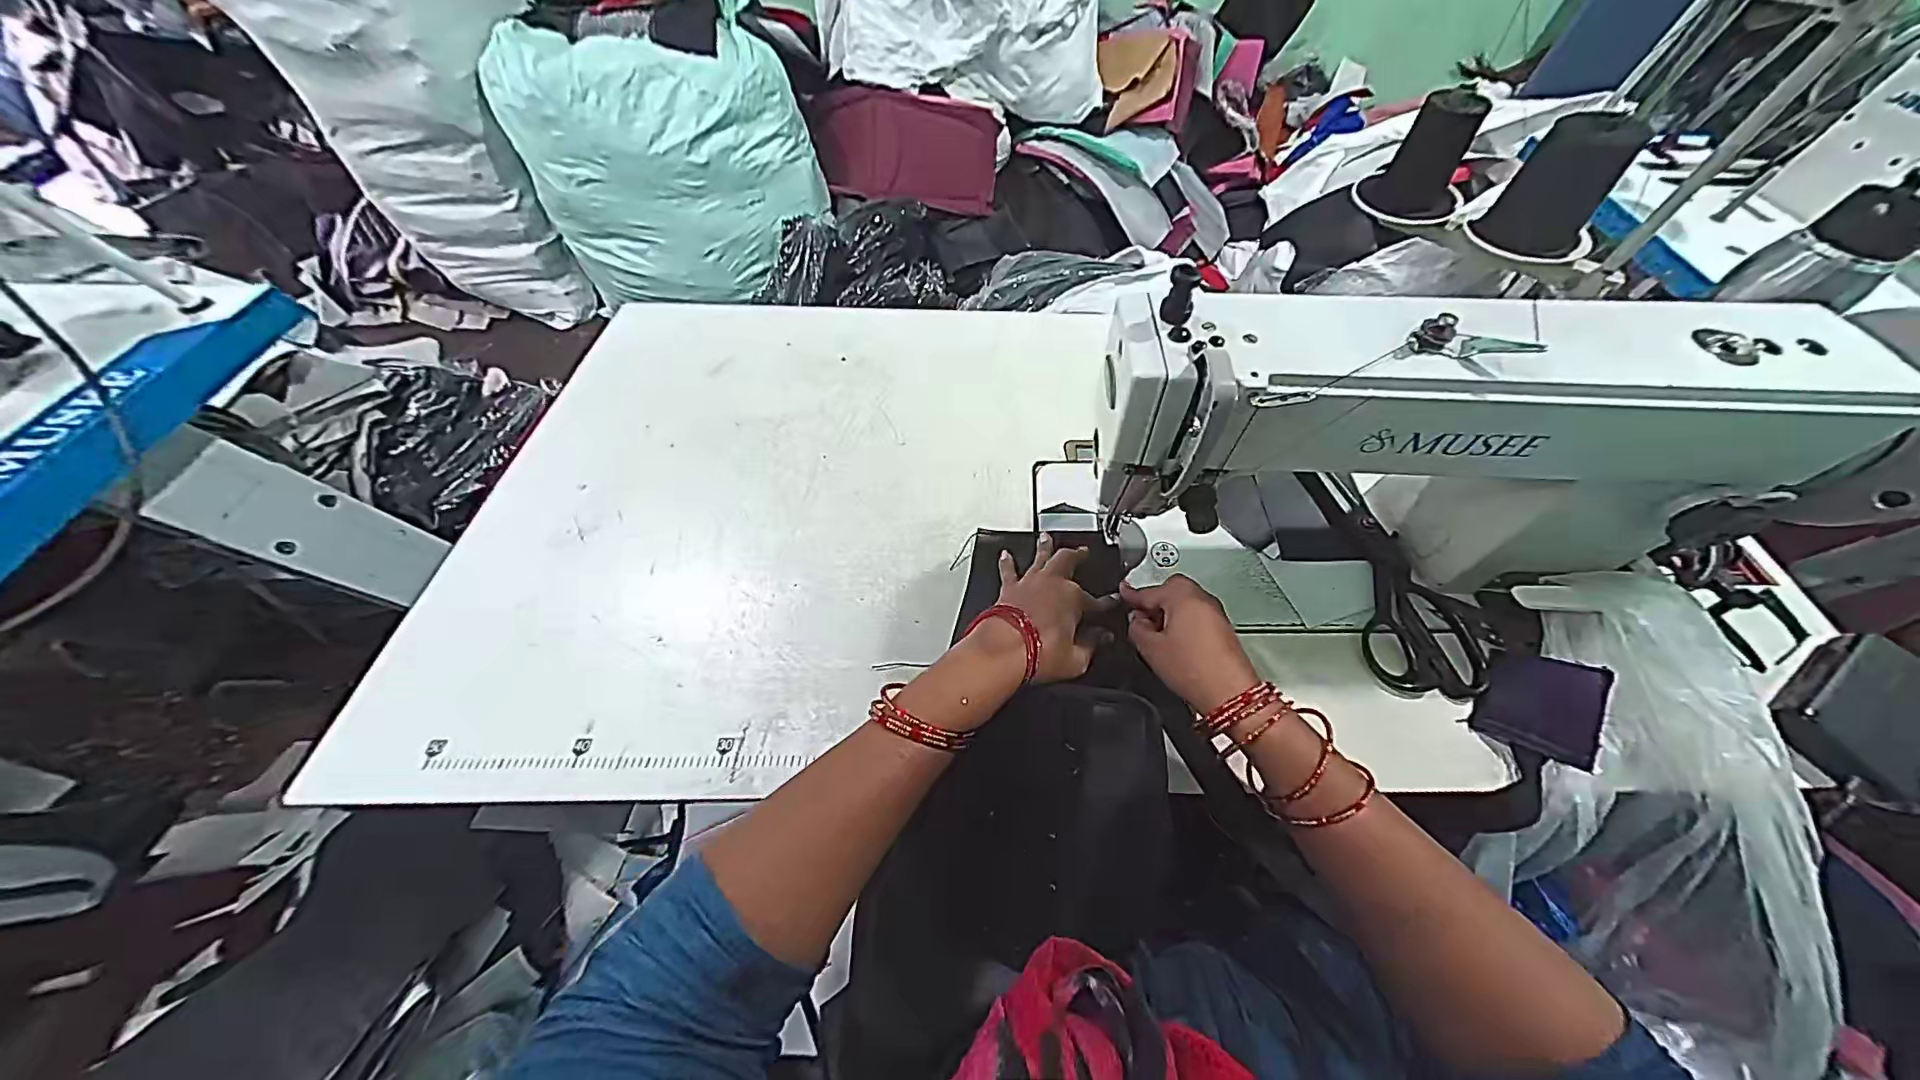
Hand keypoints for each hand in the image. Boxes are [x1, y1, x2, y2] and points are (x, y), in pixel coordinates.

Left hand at [979, 534, 1112, 682]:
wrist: (1003, 650)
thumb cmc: (1038, 653)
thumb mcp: (1075, 658)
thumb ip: (1090, 645)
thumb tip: (1099, 639)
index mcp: (1074, 599)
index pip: (1097, 602)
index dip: (1107, 604)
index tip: (1112, 604)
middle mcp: (1052, 584)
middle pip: (1068, 561)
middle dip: (1077, 555)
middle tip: (1082, 551)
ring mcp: (1030, 583)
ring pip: (1040, 557)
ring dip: (1045, 547)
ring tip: (1046, 538)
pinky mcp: (1008, 589)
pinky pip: (1008, 571)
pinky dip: (1007, 562)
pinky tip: (1005, 555)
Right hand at [1121, 574, 1259, 711]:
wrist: (1229, 693)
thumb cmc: (1196, 670)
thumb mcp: (1150, 649)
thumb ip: (1136, 628)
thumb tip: (1137, 621)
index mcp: (1183, 597)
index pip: (1150, 591)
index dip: (1132, 594)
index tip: (1124, 593)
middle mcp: (1202, 600)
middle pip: (1172, 589)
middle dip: (1155, 601)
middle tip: (1141, 619)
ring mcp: (1215, 613)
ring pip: (1185, 601)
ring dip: (1169, 612)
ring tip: (1159, 636)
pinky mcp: (1222, 628)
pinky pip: (1196, 615)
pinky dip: (1183, 622)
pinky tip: (1177, 644)